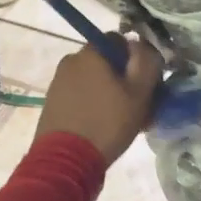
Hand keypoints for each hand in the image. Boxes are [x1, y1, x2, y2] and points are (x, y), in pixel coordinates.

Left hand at [35, 38, 163, 162]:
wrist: (65, 160)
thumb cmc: (107, 123)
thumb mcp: (139, 93)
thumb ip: (147, 62)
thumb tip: (143, 45)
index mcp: (90, 53)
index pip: (119, 40)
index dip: (137, 58)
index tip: (146, 82)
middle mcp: (70, 61)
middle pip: (106, 62)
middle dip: (123, 79)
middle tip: (139, 105)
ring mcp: (58, 83)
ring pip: (94, 81)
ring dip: (110, 94)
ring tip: (123, 121)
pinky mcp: (53, 103)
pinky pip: (81, 97)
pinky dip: (94, 106)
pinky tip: (104, 127)